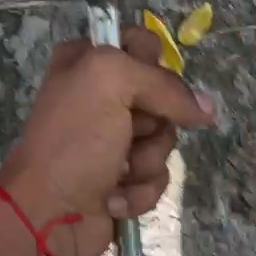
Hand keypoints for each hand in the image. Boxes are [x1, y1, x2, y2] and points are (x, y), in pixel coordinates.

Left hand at [0, 29, 214, 255]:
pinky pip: (158, 175)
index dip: (152, 64)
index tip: (145, 82)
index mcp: (87, 60)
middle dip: (154, 121)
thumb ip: (163, 83)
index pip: (143, 43)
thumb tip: (207, 108)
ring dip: (146, 160)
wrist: (48, 213)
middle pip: (164, 95)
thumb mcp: (111, 83)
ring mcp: (113, 138)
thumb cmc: (74, 139)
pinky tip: (113, 198)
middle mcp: (100, 95)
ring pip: (165, 139)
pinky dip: (140, 190)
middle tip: (129, 131)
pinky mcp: (124, 178)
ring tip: (117, 172)